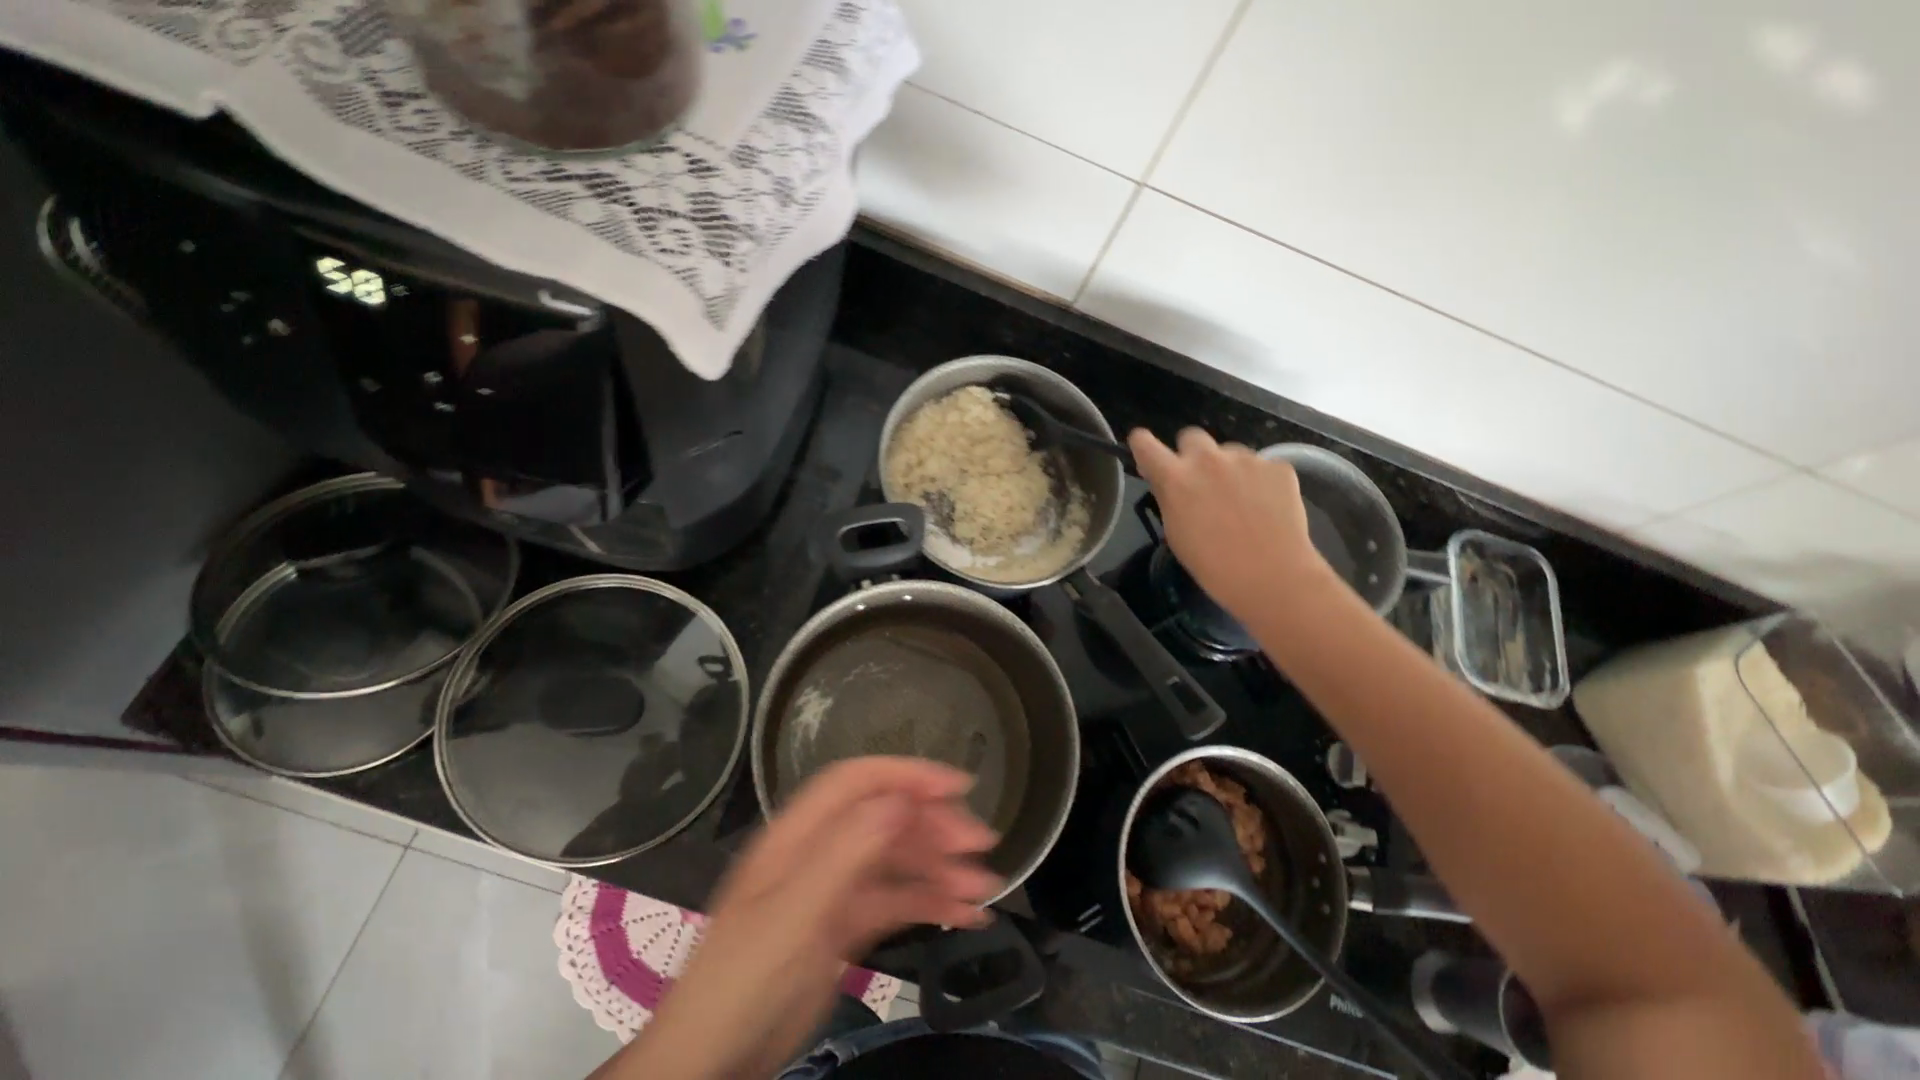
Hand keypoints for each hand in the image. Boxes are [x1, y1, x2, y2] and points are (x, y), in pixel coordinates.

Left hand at [599, 758, 1000, 1079]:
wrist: (714, 1057)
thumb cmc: (745, 979)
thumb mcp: (794, 914)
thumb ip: (845, 853)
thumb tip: (899, 800)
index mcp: (797, 837)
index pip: (856, 783)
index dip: (906, 775)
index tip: (959, 786)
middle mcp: (816, 854)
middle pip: (883, 820)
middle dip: (935, 826)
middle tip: (983, 844)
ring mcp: (831, 892)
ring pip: (895, 863)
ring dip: (940, 868)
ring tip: (987, 888)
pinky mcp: (843, 929)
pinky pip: (894, 903)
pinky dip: (930, 903)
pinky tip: (966, 915)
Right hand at [1128, 427, 1334, 626]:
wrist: (1273, 576)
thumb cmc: (1213, 566)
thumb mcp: (1176, 533)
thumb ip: (1168, 498)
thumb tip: (1167, 481)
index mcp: (1175, 477)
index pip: (1145, 443)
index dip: (1143, 445)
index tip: (1148, 454)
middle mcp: (1208, 459)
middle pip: (1191, 437)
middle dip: (1192, 455)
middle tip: (1201, 482)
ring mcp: (1247, 459)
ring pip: (1230, 452)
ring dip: (1229, 469)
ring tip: (1242, 502)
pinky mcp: (1278, 466)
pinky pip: (1263, 466)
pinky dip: (1261, 481)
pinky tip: (1267, 507)